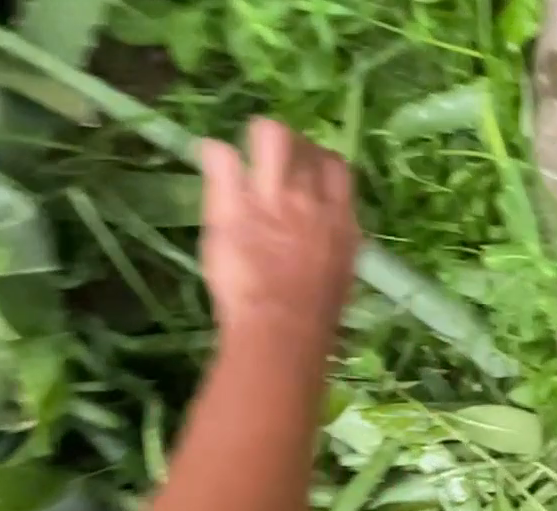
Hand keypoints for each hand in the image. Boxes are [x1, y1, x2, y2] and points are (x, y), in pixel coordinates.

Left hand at [197, 117, 359, 338]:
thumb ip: (333, 243)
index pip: (338, 168)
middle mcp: (309, 201)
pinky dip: (215, 158)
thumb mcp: (340, 276)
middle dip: (290, 147)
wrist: (282, 329)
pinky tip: (215, 173)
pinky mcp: (230, 203)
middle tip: (273, 165)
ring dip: (258, 142)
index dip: (320, 162)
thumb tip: (327, 232)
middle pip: (304, 145)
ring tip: (245, 164)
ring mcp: (270, 198)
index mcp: (341, 222)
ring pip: (269, 134)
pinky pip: (220, 154)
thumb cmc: (314, 318)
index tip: (308, 175)